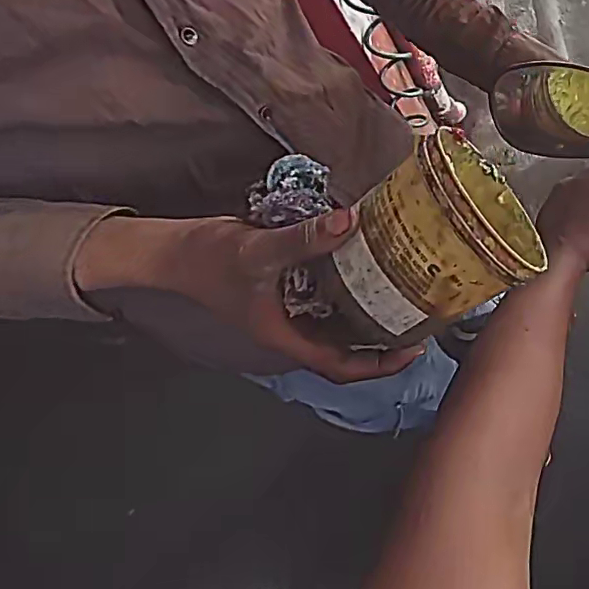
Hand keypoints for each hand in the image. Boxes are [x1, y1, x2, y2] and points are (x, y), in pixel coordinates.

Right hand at [75, 211, 423, 383]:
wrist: (166, 251)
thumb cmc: (204, 258)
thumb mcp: (257, 249)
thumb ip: (304, 239)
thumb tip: (352, 221)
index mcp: (285, 338)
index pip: (341, 367)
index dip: (379, 365)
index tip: (414, 349)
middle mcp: (293, 332)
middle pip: (348, 352)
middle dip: (386, 344)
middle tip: (422, 322)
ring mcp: (291, 316)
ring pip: (341, 329)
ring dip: (374, 322)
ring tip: (409, 301)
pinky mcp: (289, 297)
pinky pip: (331, 306)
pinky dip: (355, 299)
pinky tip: (376, 278)